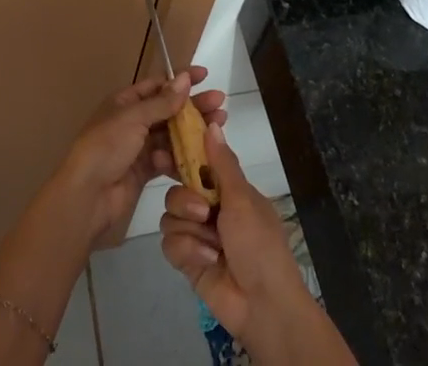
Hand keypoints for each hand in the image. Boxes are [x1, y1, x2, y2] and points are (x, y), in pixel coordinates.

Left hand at [52, 67, 227, 243]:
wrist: (87, 195)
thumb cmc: (106, 147)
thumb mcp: (133, 118)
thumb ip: (162, 102)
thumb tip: (184, 78)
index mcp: (124, 103)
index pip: (157, 85)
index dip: (180, 79)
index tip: (205, 76)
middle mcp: (132, 122)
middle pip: (168, 110)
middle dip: (194, 106)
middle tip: (221, 104)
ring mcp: (138, 147)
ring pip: (172, 134)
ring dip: (193, 130)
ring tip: (218, 127)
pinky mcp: (145, 171)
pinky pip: (168, 158)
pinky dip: (182, 156)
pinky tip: (200, 154)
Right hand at [159, 123, 316, 341]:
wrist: (262, 303)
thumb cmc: (259, 244)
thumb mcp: (243, 199)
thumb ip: (222, 164)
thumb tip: (213, 124)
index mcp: (230, 190)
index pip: (199, 165)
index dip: (183, 157)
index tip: (166, 150)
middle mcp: (211, 208)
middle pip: (178, 189)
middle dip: (186, 201)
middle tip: (203, 212)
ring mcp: (198, 234)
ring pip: (170, 216)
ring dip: (191, 230)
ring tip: (212, 245)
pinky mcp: (187, 259)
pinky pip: (170, 243)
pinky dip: (188, 251)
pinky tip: (207, 261)